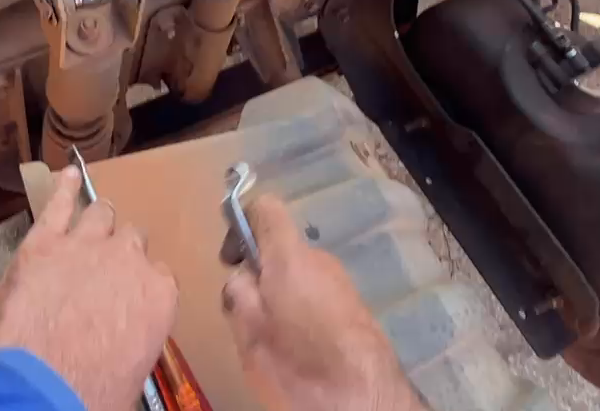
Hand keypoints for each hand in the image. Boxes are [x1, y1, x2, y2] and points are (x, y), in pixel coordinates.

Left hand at [0, 166, 178, 410]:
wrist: (40, 391)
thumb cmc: (92, 397)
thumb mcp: (133, 375)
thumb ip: (136, 341)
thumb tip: (123, 346)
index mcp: (158, 295)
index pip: (159, 276)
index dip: (141, 285)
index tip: (129, 297)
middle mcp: (128, 260)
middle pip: (132, 240)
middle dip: (120, 252)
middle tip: (105, 270)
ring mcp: (86, 244)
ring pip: (100, 214)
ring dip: (97, 220)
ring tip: (93, 221)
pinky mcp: (44, 241)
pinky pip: (58, 205)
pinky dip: (64, 189)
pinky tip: (68, 177)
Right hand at [222, 194, 427, 410]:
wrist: (368, 400)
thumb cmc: (300, 363)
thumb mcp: (250, 330)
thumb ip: (237, 292)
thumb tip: (241, 275)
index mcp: (289, 254)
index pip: (264, 207)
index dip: (242, 222)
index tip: (231, 259)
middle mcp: (318, 257)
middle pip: (281, 247)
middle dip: (261, 273)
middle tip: (249, 316)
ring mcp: (341, 281)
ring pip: (299, 275)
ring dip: (282, 296)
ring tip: (276, 341)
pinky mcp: (355, 307)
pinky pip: (318, 295)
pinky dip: (304, 312)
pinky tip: (303, 351)